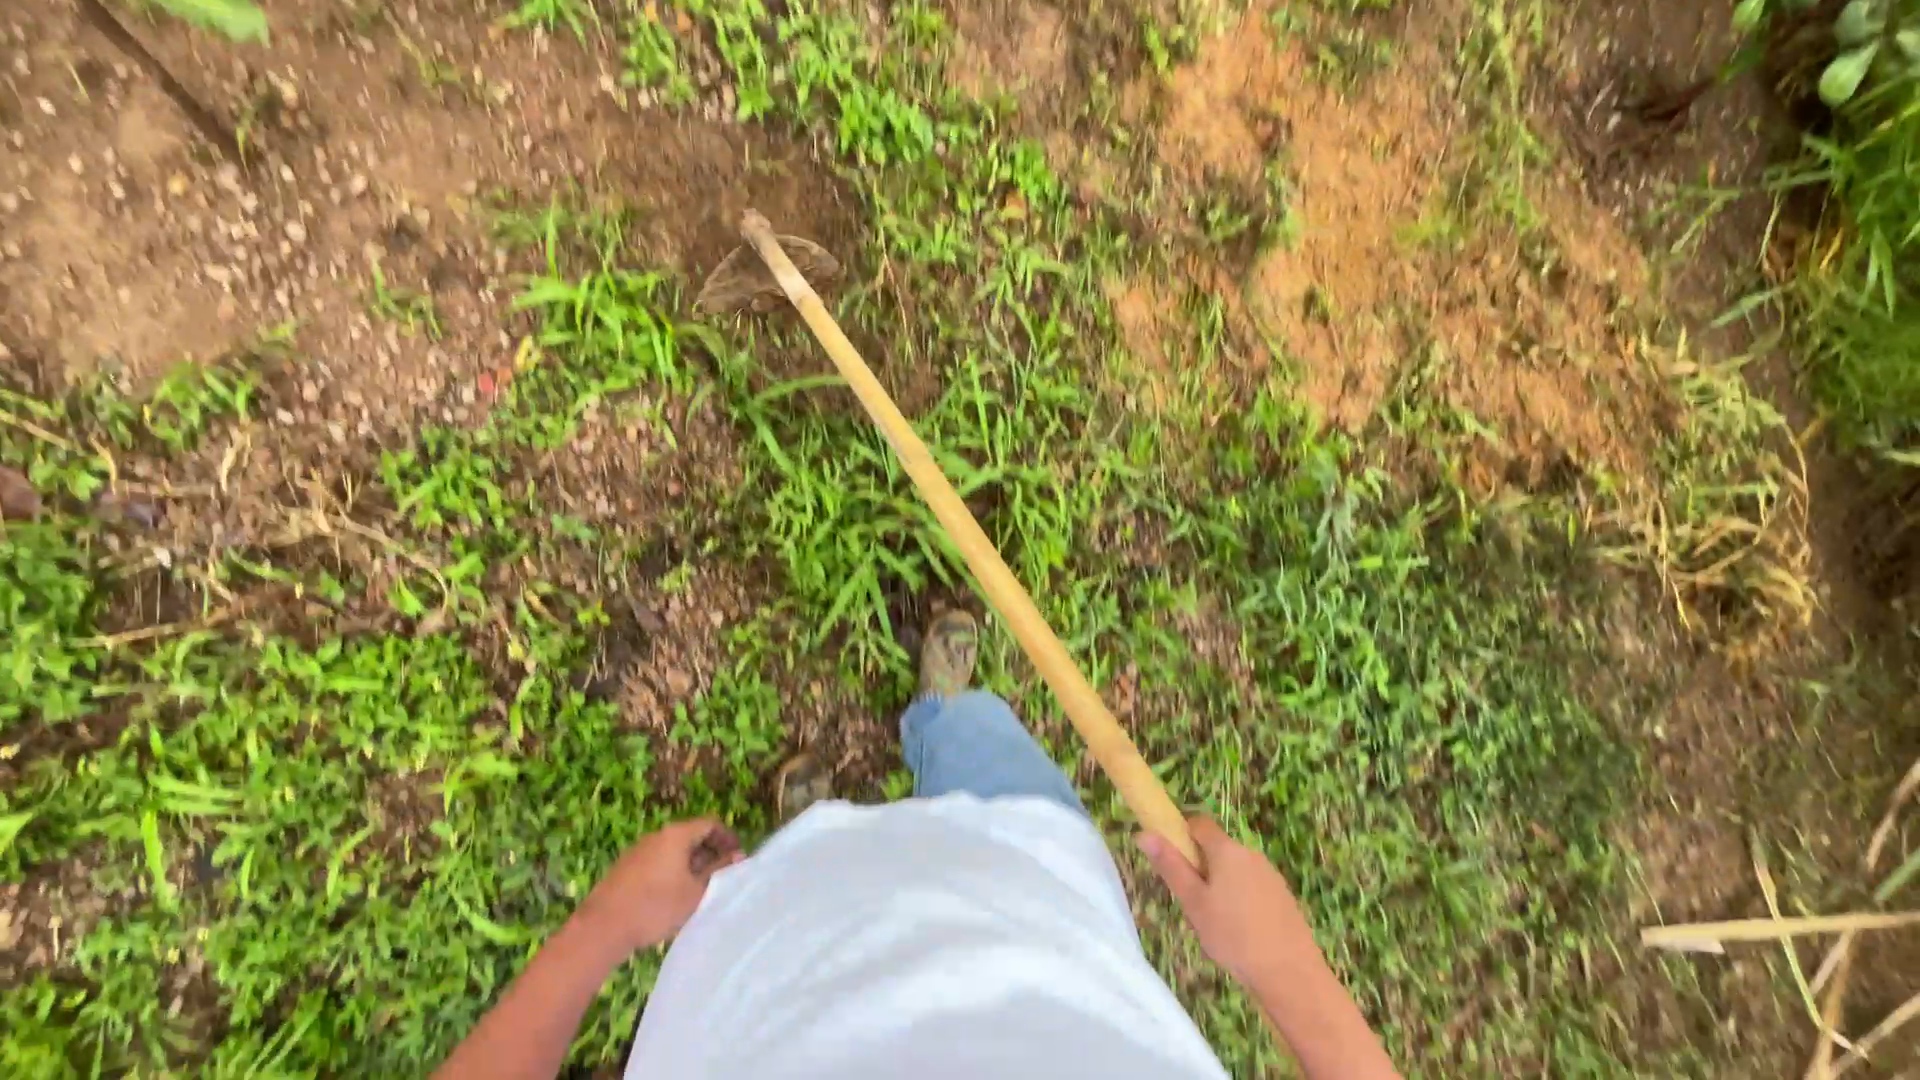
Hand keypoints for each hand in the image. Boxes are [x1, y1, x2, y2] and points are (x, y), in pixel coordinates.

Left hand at [574, 819, 743, 955]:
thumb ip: (719, 872)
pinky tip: (672, 898)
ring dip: (690, 865)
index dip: (728, 838)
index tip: (738, 858)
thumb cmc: (656, 906)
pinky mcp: (625, 868)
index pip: (710, 824)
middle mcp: (657, 836)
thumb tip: (738, 856)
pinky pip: (657, 862)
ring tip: (698, 890)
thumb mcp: (696, 891)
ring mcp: (638, 851)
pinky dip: (672, 872)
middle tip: (720, 877)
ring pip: (673, 851)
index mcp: (676, 834)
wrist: (601, 928)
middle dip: (710, 854)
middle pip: (691, 836)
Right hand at [1137, 817, 1309, 988]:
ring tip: (1216, 923)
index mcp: (1227, 850)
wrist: (1291, 975)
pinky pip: (1252, 886)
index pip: (1199, 823)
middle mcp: (1250, 854)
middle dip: (1200, 867)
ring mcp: (1270, 875)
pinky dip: (1241, 899)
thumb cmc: (1233, 936)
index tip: (1172, 861)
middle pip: (1217, 848)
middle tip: (1192, 903)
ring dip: (1220, 884)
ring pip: (1235, 869)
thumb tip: (1143, 833)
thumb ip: (1170, 866)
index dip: (1181, 834)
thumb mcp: (1193, 902)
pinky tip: (1241, 932)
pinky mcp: (1283, 896)